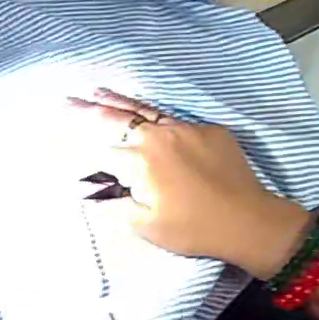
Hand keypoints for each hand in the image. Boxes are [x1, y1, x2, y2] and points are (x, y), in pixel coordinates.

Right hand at [70, 89, 311, 277]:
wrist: (247, 221)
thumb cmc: (193, 228)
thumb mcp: (146, 226)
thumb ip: (119, 203)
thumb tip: (100, 189)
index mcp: (140, 159)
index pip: (108, 152)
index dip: (97, 160)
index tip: (87, 161)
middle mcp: (160, 135)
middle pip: (120, 119)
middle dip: (92, 110)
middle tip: (70, 100)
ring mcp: (187, 129)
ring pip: (148, 112)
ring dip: (121, 102)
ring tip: (99, 91)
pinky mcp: (211, 130)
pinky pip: (179, 123)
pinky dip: (161, 123)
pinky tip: (153, 124)